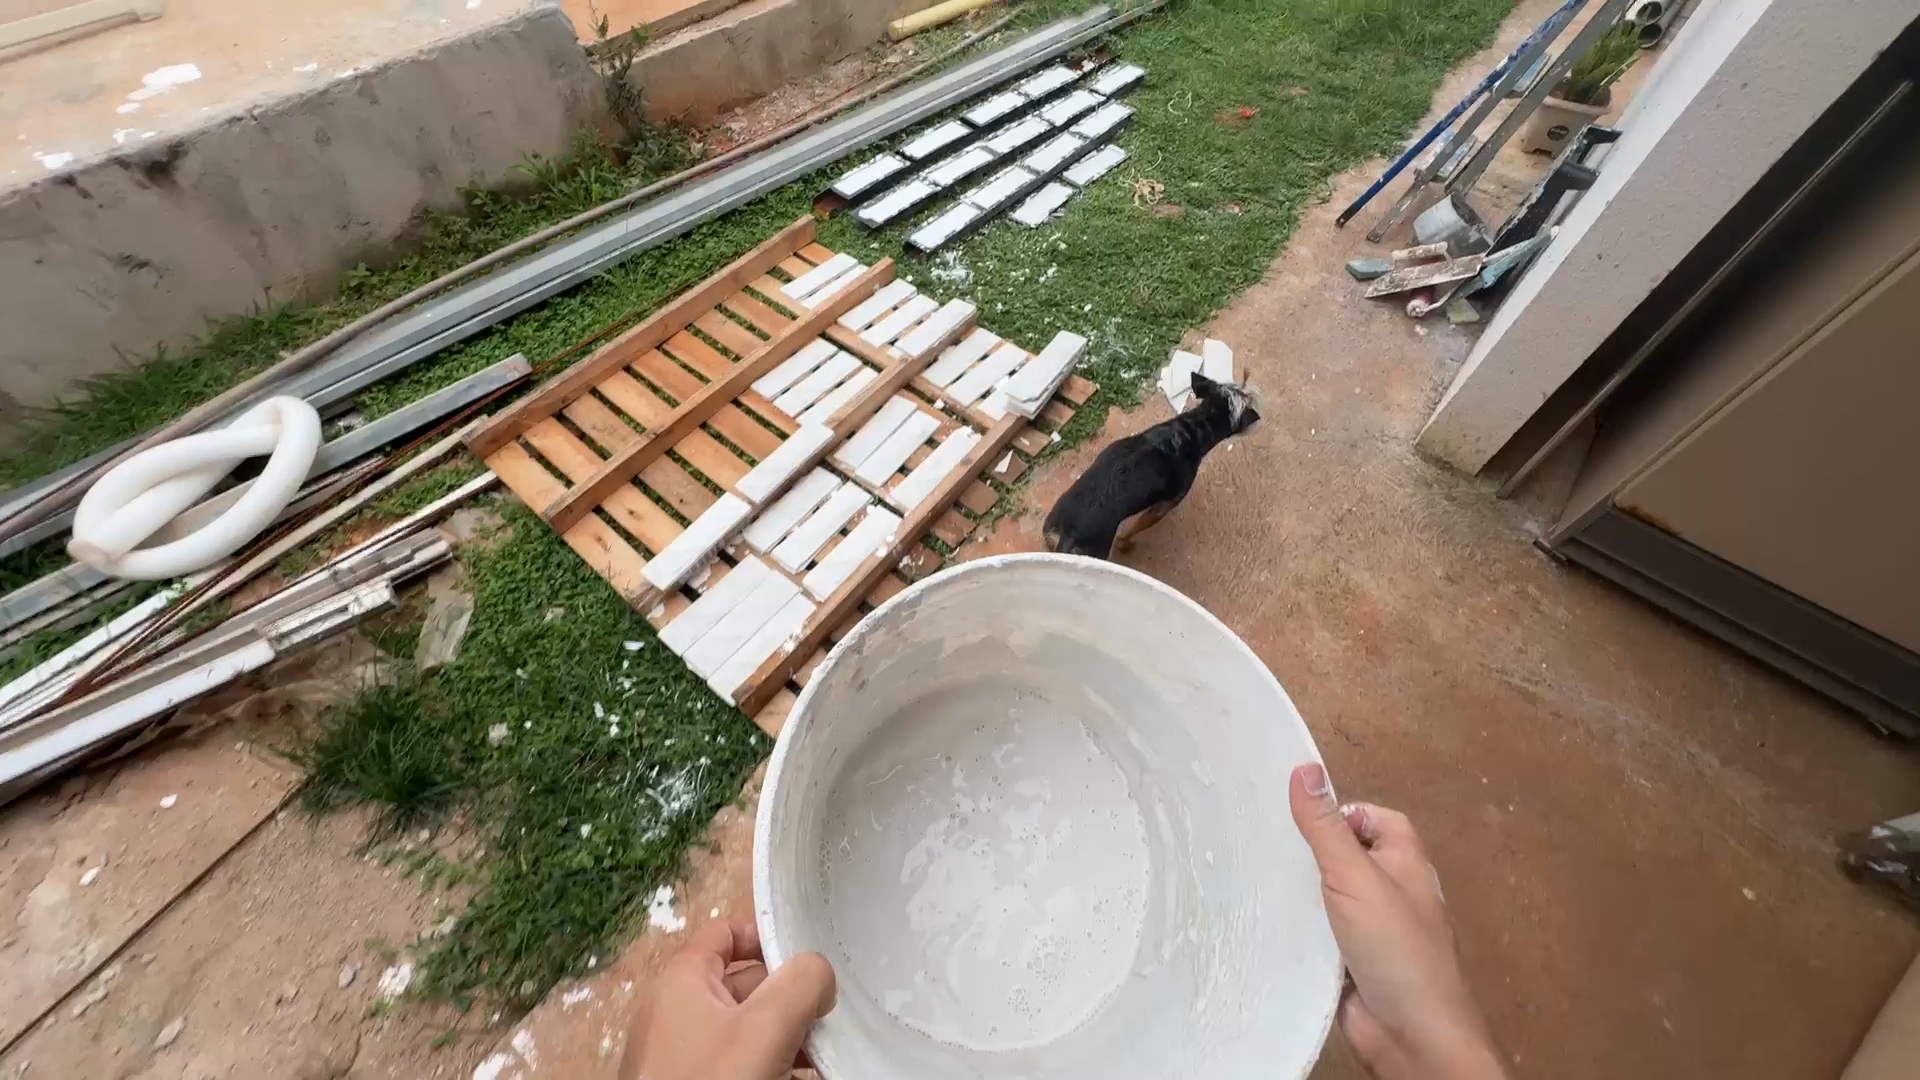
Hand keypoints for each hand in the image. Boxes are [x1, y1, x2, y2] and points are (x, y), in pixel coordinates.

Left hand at [621, 917, 835, 1079]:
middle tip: (831, 1018)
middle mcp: (679, 1018)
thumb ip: (803, 982)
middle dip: (793, 1000)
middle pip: (749, 986)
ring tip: (824, 1060)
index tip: (811, 960)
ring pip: (752, 1035)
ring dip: (792, 1042)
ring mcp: (687, 1065)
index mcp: (682, 984)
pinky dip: (776, 1072)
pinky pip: (745, 1071)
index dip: (767, 936)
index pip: (726, 933)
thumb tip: (818, 975)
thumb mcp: (766, 1027)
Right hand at [1290, 764, 1507, 1079]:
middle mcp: (1391, 891)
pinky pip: (1319, 925)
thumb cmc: (1394, 946)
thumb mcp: (1354, 874)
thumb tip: (1305, 767)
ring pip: (1328, 890)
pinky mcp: (1349, 956)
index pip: (1375, 818)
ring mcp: (1371, 926)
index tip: (1304, 818)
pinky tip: (1269, 915)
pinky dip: (1298, 920)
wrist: (1410, 1038)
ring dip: (1301, 886)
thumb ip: (1325, 825)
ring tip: (1261, 874)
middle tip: (1271, 842)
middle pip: (1347, 851)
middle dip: (1312, 847)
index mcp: (1405, 863)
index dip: (1342, 811)